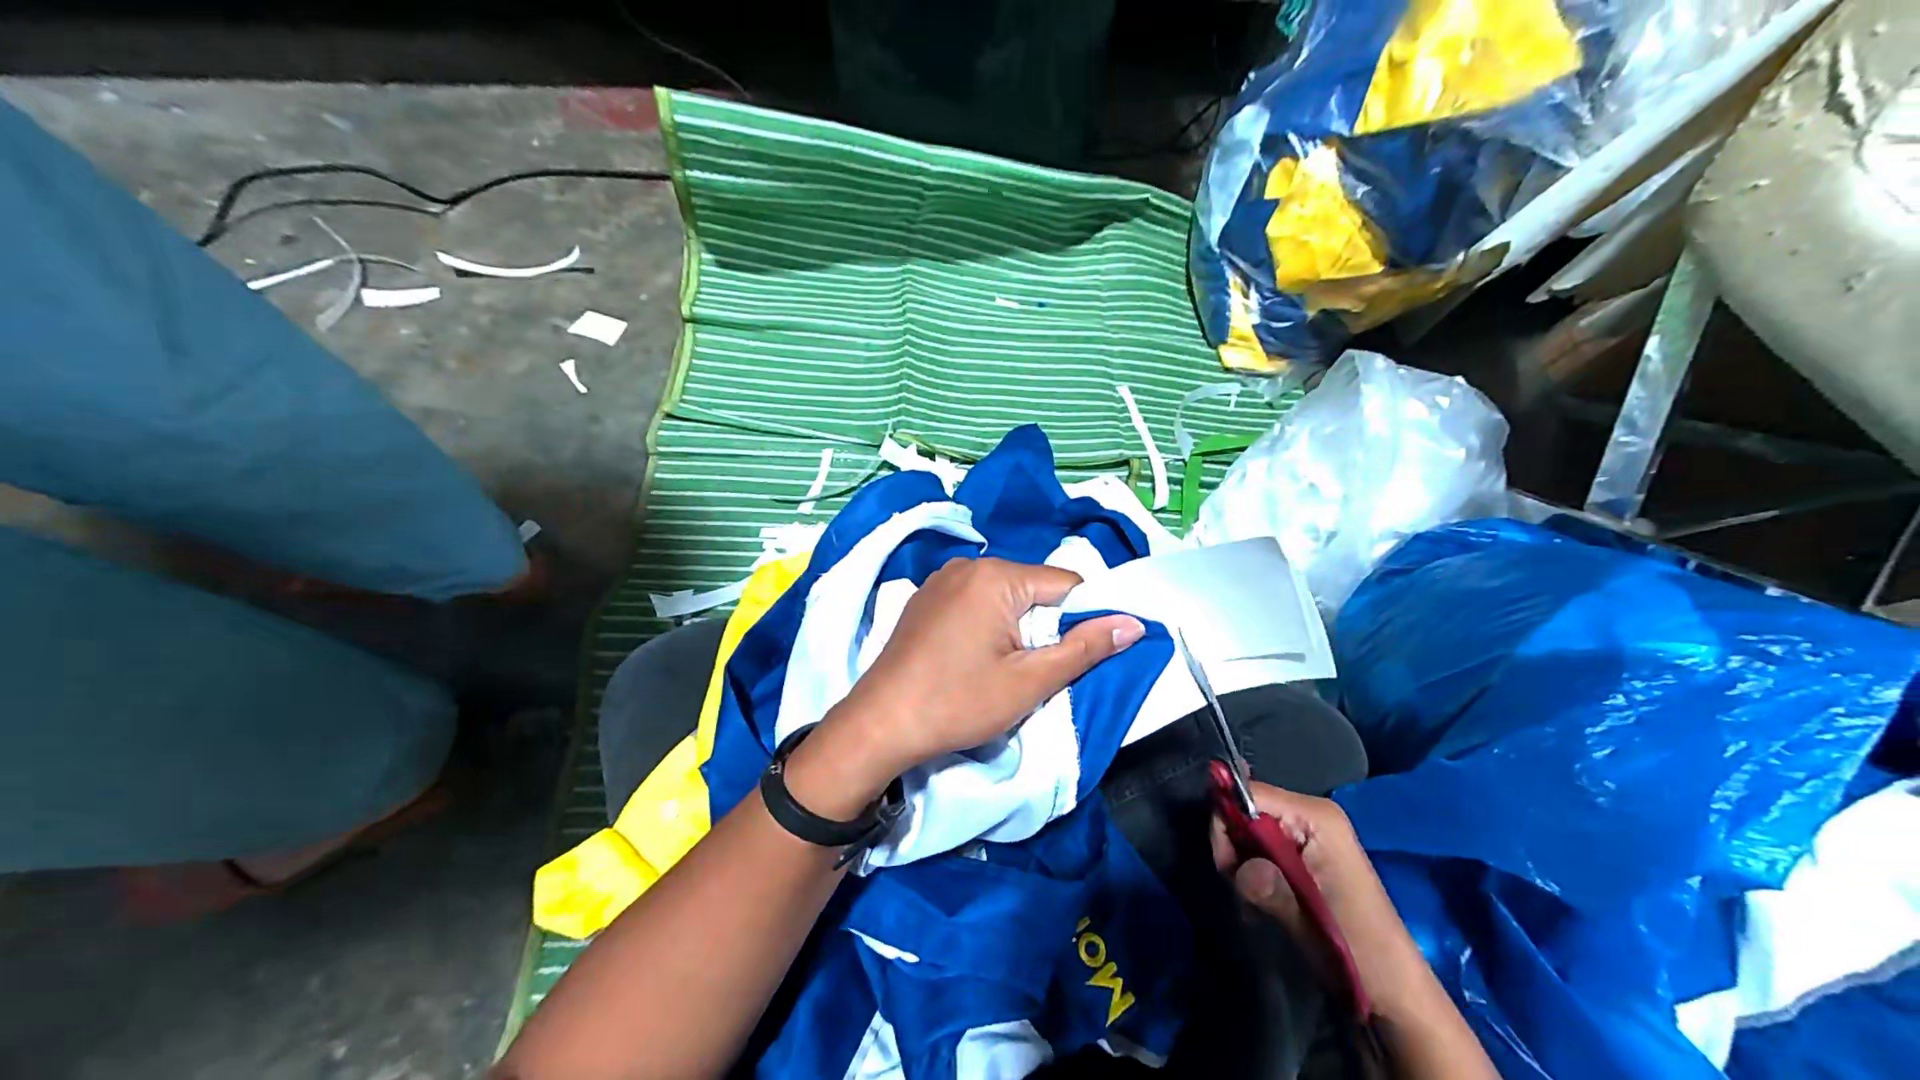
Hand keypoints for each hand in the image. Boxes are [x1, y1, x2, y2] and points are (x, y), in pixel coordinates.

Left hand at [797, 557, 1144, 806]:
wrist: (880, 724)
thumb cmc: (958, 702)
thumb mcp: (1030, 682)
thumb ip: (1085, 648)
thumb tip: (1134, 623)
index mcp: (996, 576)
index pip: (1067, 583)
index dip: (1085, 617)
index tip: (1083, 655)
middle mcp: (968, 565)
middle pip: (1035, 589)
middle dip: (1048, 626)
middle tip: (1039, 671)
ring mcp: (942, 580)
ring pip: (1006, 598)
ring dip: (1019, 629)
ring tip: (1008, 670)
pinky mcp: (926, 599)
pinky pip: (976, 602)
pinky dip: (990, 626)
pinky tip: (976, 660)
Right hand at [1211, 782, 1428, 1016]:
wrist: (1395, 988)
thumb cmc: (1361, 952)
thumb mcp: (1313, 923)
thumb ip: (1273, 890)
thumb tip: (1240, 870)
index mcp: (1317, 817)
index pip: (1248, 793)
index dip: (1228, 824)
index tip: (1228, 868)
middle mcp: (1310, 814)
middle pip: (1244, 809)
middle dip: (1233, 848)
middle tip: (1243, 892)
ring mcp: (1307, 832)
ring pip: (1247, 831)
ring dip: (1242, 866)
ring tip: (1256, 903)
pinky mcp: (1303, 852)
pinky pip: (1259, 847)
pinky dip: (1252, 872)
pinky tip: (1263, 900)